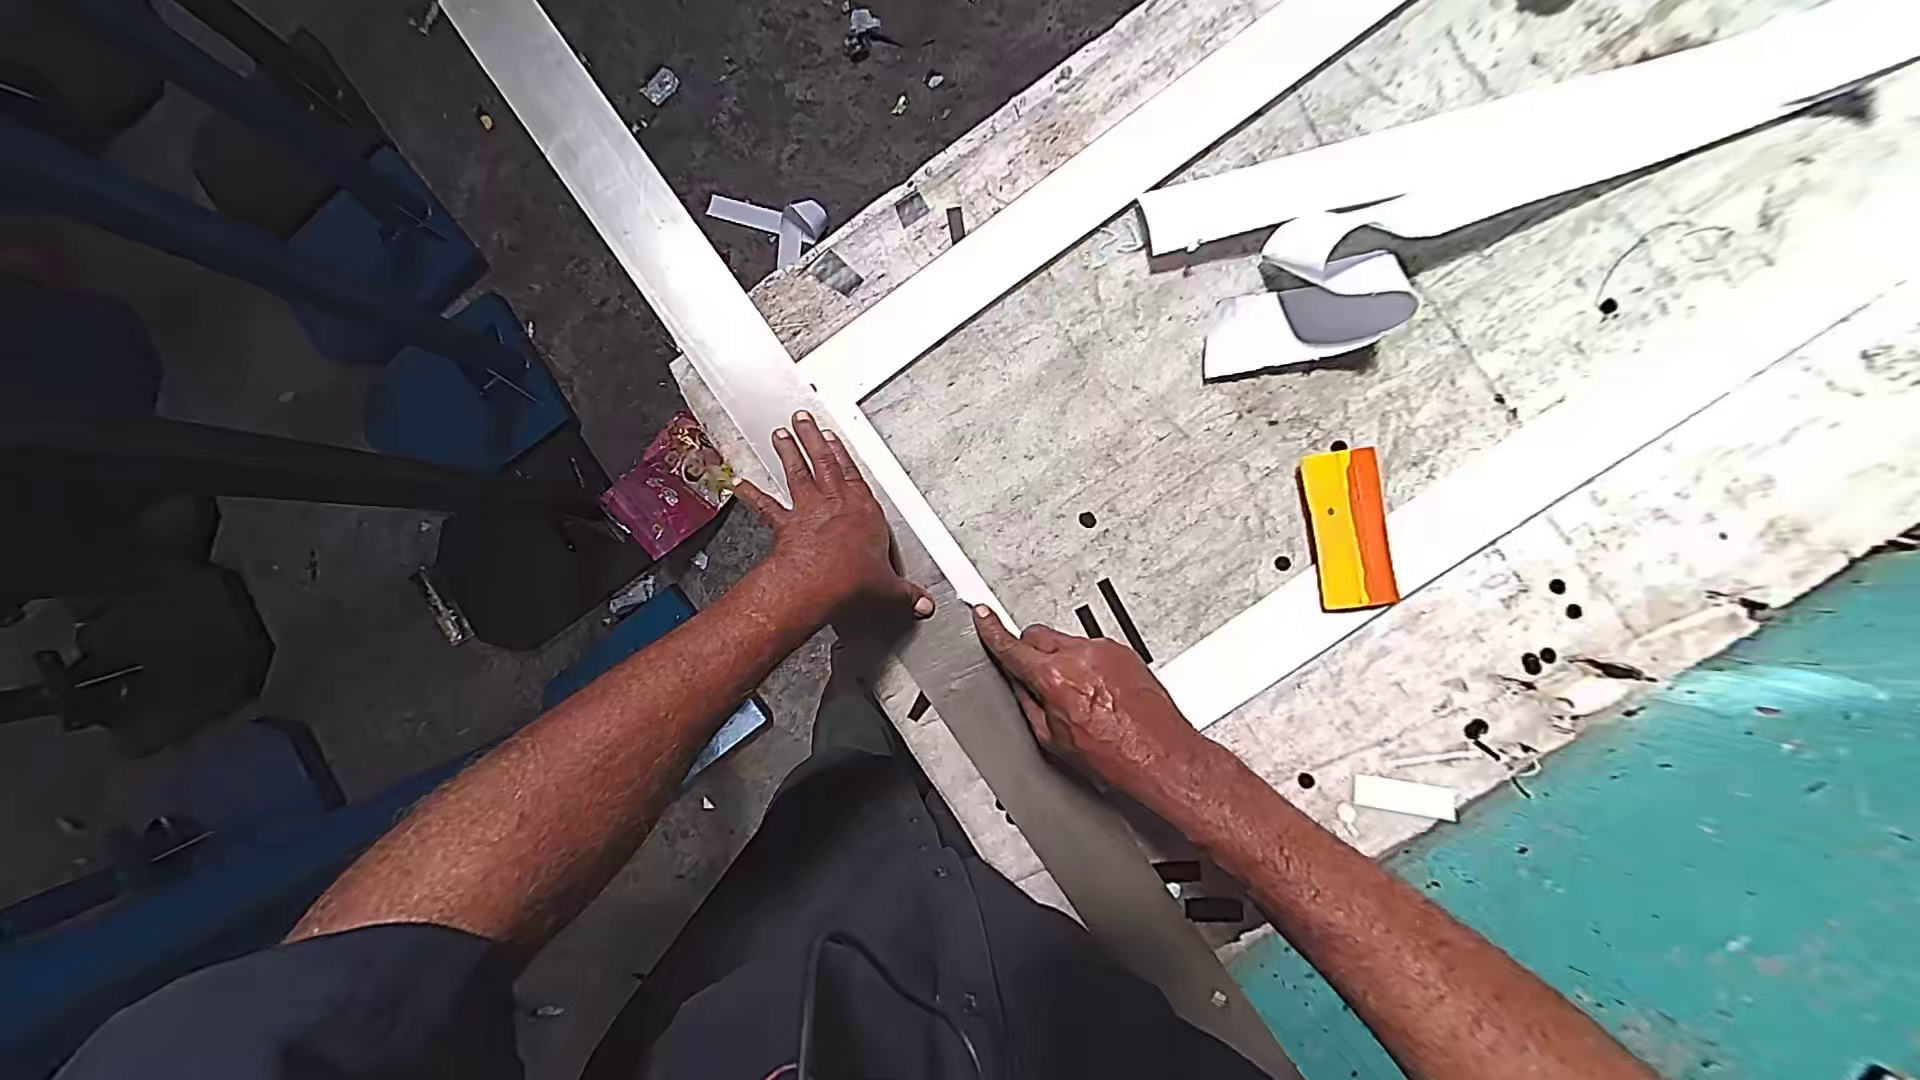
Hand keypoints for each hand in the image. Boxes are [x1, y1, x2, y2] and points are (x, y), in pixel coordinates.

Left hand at [732, 411, 934, 622]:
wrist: (821, 583)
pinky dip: (753, 494)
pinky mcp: (788, 525)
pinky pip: (767, 507)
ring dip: (788, 453)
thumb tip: (924, 606)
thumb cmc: (853, 578)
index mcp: (864, 513)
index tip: (834, 438)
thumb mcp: (889, 588)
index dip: (843, 455)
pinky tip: (741, 482)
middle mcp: (836, 505)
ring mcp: (810, 511)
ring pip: (798, 474)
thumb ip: (906, 594)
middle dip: (813, 439)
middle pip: (823, 463)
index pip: (853, 476)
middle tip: (803, 419)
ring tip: (780, 435)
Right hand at [971, 606, 1219, 806]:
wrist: (1161, 756)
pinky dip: (1086, 666)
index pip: (1012, 647)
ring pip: (1065, 642)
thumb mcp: (1053, 739)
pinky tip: (1097, 694)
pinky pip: (1091, 649)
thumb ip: (1028, 703)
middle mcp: (1080, 656)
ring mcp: (1104, 650)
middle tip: (1036, 679)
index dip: (992, 629)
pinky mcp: (1122, 651)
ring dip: (1061, 662)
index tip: (983, 615)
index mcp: (1055, 677)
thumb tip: (1019, 685)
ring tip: (1078, 697)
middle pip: (1036, 636)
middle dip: (1030, 654)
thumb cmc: (1116, 756)